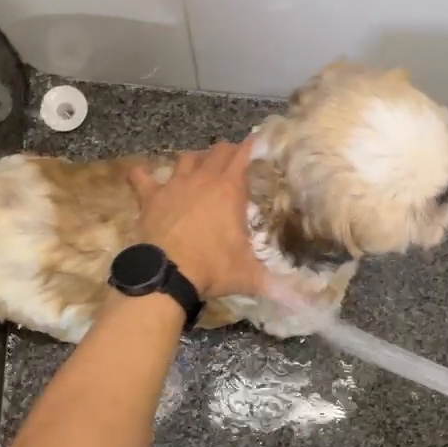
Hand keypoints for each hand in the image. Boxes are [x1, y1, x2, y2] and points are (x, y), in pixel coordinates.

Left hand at [129, 141, 265, 299]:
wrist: (167, 274)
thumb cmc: (212, 269)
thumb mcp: (249, 276)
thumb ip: (277, 285)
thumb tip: (304, 302)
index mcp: (230, 190)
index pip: (244, 155)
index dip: (252, 146)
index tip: (258, 144)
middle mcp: (203, 179)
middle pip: (217, 152)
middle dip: (227, 153)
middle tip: (233, 161)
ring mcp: (174, 185)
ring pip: (187, 158)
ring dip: (196, 160)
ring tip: (200, 167)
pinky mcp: (150, 197)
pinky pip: (143, 176)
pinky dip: (145, 175)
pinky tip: (146, 176)